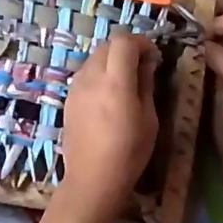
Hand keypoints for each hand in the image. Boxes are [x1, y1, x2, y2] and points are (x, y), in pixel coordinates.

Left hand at [60, 34, 159, 214]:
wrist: (92, 180)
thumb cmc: (129, 152)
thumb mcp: (148, 118)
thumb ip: (145, 85)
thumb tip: (146, 63)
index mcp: (115, 82)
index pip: (124, 42)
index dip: (142, 43)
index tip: (154, 57)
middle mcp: (91, 78)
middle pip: (107, 46)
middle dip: (127, 49)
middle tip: (143, 66)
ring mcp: (76, 87)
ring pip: (94, 58)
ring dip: (112, 60)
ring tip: (126, 81)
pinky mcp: (68, 99)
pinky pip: (85, 74)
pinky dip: (100, 73)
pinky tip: (109, 95)